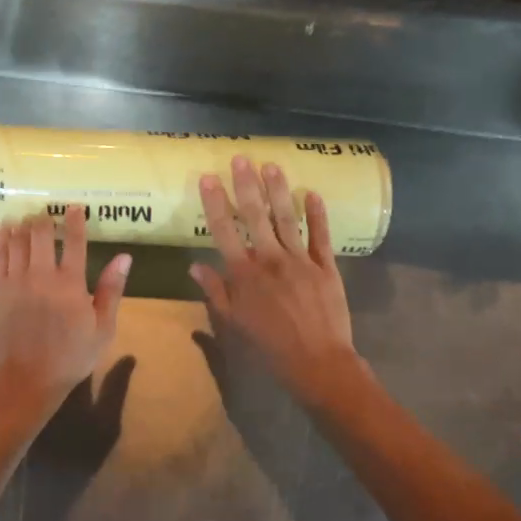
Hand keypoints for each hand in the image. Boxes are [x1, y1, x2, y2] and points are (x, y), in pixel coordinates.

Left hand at [0, 206, 131, 412]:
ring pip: (17, 238)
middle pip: (40, 232)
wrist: (29, 378)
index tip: (75, 207)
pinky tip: (6, 228)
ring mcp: (16, 280)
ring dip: (24, 224)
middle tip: (48, 213)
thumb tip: (124, 257)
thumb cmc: (72, 355)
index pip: (74, 241)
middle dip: (45, 218)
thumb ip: (111, 289)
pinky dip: (3, 237)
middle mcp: (41, 275)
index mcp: (70, 284)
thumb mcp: (102, 327)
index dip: (75, 220)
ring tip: (28, 218)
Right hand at [190, 156, 361, 403]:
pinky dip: (317, 214)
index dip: (215, 203)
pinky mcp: (326, 267)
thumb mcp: (234, 321)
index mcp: (244, 273)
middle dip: (246, 185)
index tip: (208, 178)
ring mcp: (300, 260)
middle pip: (255, 216)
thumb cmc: (270, 345)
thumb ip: (215, 290)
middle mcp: (270, 259)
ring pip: (286, 218)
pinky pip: (320, 236)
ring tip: (271, 166)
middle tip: (241, 158)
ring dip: (278, 191)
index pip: (224, 230)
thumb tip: (195, 265)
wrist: (318, 362)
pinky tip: (313, 193)